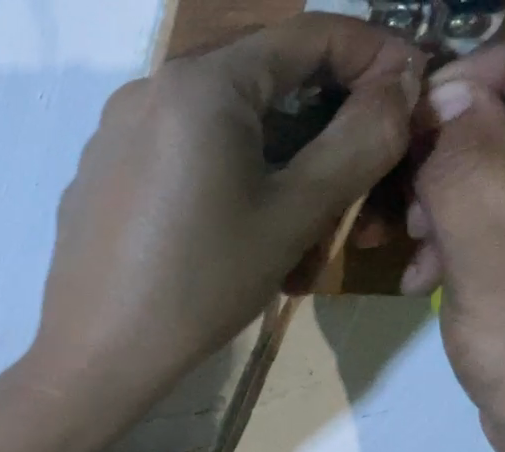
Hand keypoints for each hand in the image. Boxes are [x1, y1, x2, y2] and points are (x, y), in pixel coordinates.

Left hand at [28, 14, 417, 409]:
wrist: (92, 360)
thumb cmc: (197, 287)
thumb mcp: (298, 211)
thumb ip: (366, 133)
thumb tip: (400, 81)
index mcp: (196, 85)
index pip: (311, 37)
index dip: (377, 56)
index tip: (413, 97)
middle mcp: (141, 96)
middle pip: (258, 84)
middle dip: (318, 126)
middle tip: (357, 178)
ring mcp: (107, 141)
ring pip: (214, 129)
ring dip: (269, 165)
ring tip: (300, 228)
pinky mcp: (91, 183)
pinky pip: (169, 161)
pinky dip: (214, 182)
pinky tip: (233, 236)